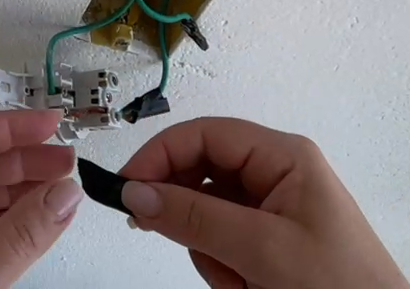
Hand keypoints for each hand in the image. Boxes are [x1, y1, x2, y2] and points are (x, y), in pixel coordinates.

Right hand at [117, 117, 408, 288]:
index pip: (202, 134)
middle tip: (177, 243)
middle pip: (200, 173)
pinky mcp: (273, 244)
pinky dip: (225, 268)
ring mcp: (274, 210)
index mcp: (283, 155)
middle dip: (190, 215)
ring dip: (211, 252)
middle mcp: (276, 173)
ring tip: (241, 285)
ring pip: (207, 213)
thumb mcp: (263, 252)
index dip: (159, 154)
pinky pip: (223, 242)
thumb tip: (132, 192)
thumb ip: (195, 219)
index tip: (126, 189)